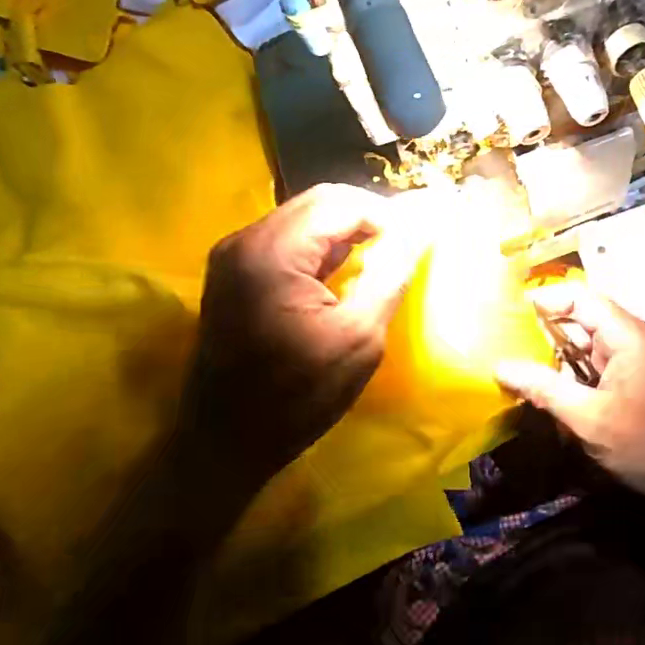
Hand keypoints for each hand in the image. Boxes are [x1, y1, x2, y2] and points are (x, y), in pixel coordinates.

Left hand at [178, 184, 423, 478]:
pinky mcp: (232, 275)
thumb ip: (389, 276)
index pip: (339, 203)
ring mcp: (233, 256)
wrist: (226, 441)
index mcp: (271, 251)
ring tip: (379, 257)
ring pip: (300, 219)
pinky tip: (343, 271)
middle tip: (402, 246)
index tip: (417, 240)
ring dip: (342, 231)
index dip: (386, 214)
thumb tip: (418, 232)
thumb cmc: (296, 395)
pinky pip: (284, 242)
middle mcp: (244, 240)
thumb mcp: (358, 339)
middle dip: (365, 216)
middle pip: (316, 202)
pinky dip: (318, 248)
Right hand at [494, 283, 644, 512]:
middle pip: (579, 318)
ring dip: (552, 354)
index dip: (544, 300)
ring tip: (513, 363)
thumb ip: (544, 389)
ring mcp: (632, 358)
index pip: (580, 298)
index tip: (507, 314)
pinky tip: (542, 386)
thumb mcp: (588, 419)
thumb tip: (500, 367)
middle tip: (502, 343)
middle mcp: (631, 338)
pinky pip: (592, 363)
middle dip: (541, 330)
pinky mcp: (630, 378)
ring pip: (583, 343)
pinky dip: (567, 372)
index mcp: (628, 336)